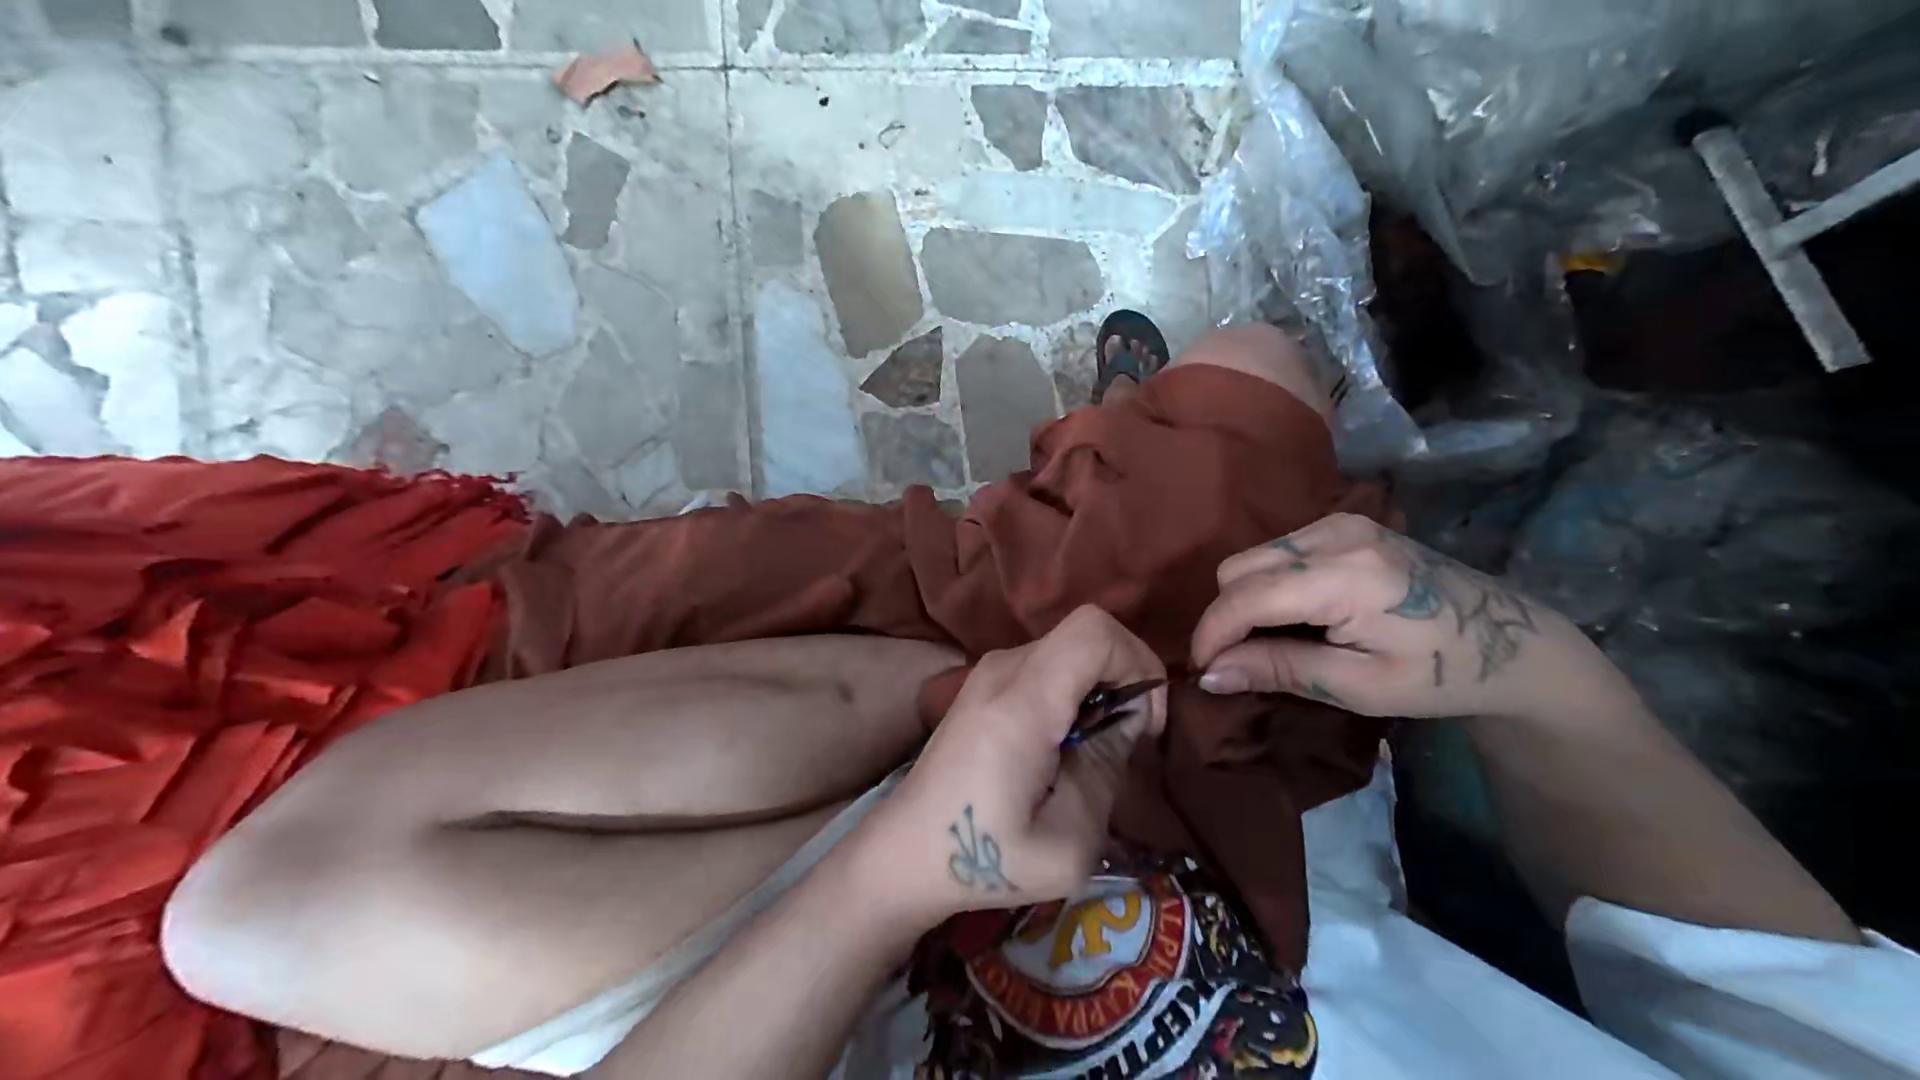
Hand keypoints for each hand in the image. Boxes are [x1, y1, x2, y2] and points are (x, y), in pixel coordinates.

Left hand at [853, 606, 1166, 927]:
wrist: (908, 850)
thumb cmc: (986, 859)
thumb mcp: (1069, 841)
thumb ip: (1107, 768)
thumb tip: (1129, 719)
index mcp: (1022, 701)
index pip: (1094, 631)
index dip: (1138, 664)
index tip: (1145, 725)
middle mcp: (1002, 669)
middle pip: (1086, 634)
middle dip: (1124, 679)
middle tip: (1127, 742)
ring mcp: (988, 671)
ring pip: (1068, 649)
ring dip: (1099, 688)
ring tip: (1094, 750)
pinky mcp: (984, 683)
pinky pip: (1047, 664)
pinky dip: (1073, 692)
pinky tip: (1063, 744)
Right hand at [1190, 514, 1636, 720]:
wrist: (1514, 641)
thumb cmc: (1442, 673)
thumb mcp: (1359, 686)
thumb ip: (1279, 669)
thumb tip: (1208, 675)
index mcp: (1346, 575)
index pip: (1246, 596)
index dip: (1212, 633)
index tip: (1201, 671)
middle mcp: (1335, 534)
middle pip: (1239, 569)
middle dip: (1226, 617)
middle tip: (1239, 662)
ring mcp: (1340, 522)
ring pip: (1252, 557)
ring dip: (1245, 600)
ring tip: (1269, 641)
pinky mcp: (1343, 524)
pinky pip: (1276, 551)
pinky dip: (1267, 585)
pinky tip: (1294, 615)